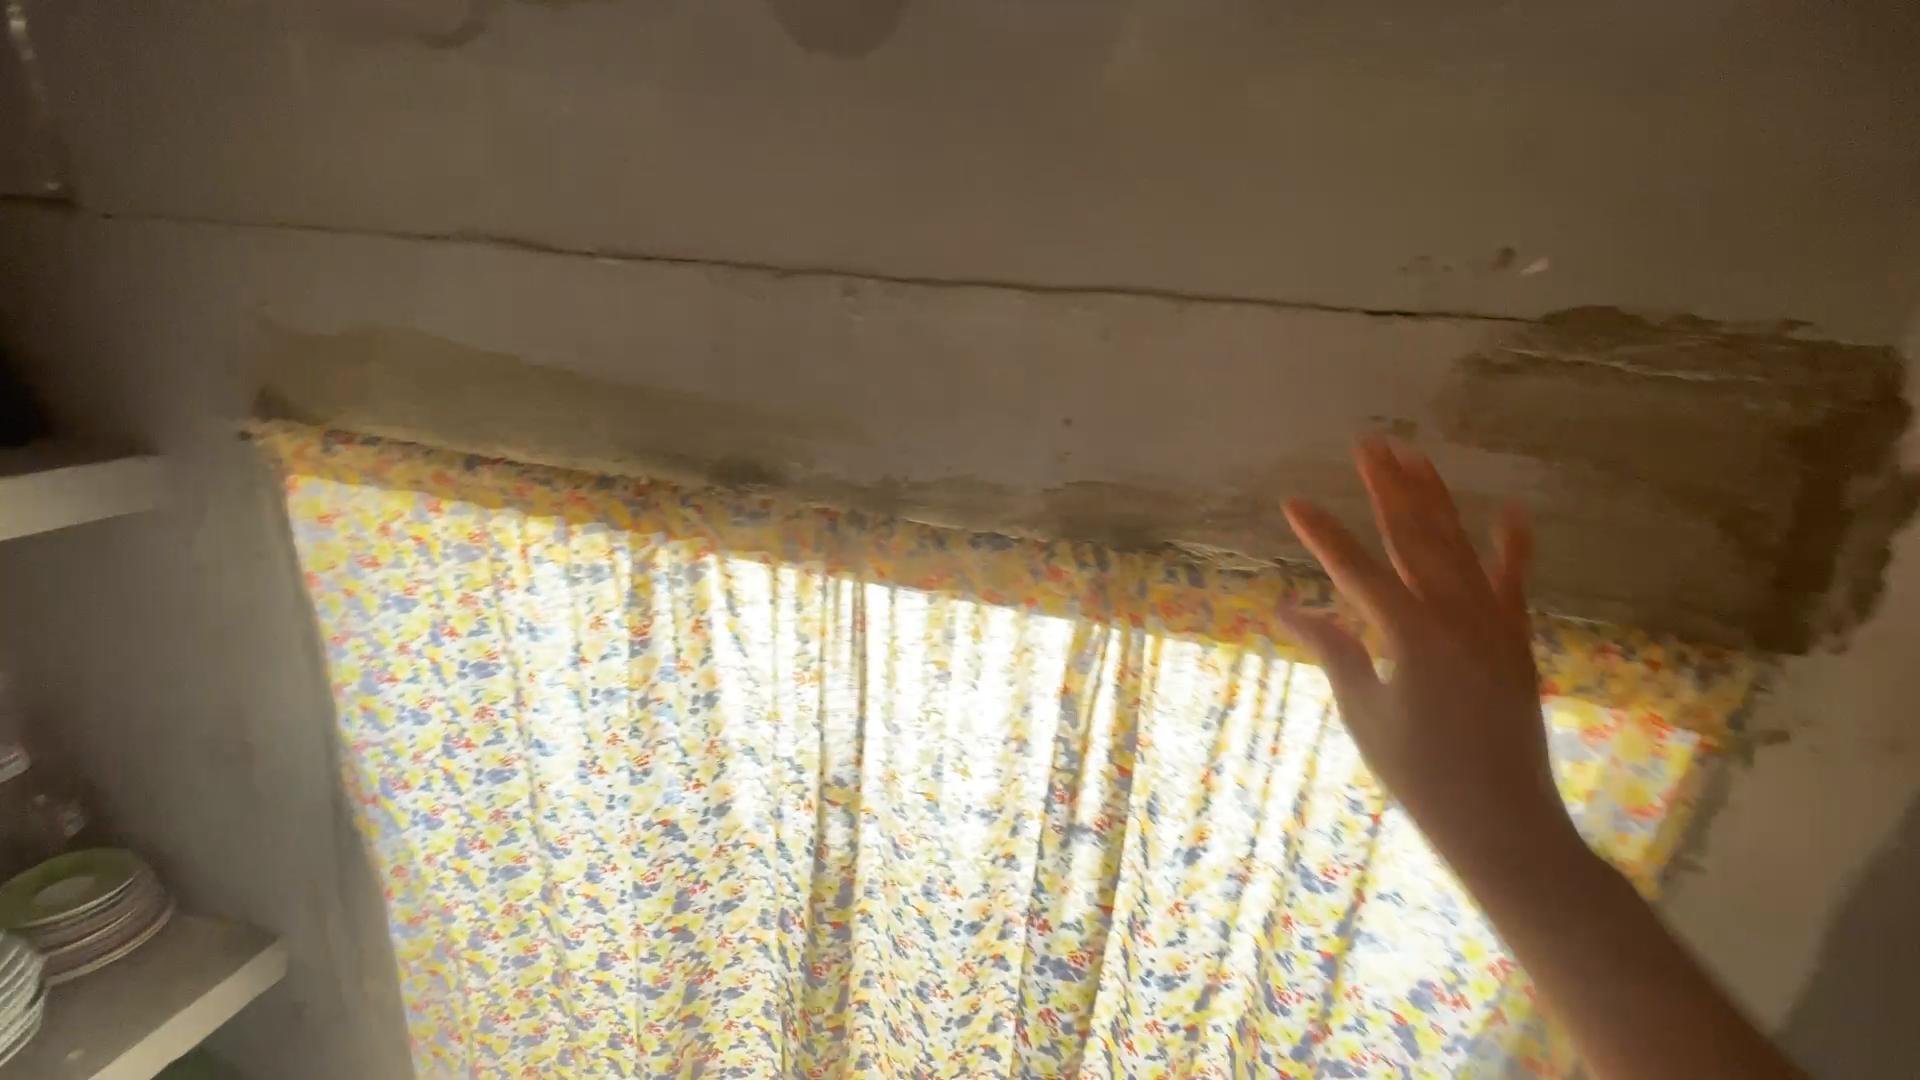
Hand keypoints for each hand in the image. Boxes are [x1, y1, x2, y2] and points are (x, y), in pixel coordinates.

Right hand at [1279, 438, 1576, 869]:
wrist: (1503, 821)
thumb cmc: (1418, 773)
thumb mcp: (1362, 711)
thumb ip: (1332, 649)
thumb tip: (1289, 607)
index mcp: (1410, 636)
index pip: (1356, 570)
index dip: (1323, 534)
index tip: (1294, 501)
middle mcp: (1456, 618)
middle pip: (1415, 540)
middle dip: (1387, 490)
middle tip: (1369, 445)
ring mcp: (1492, 626)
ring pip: (1459, 548)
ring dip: (1435, 501)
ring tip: (1415, 458)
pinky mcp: (1515, 641)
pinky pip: (1514, 584)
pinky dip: (1513, 547)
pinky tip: (1510, 511)